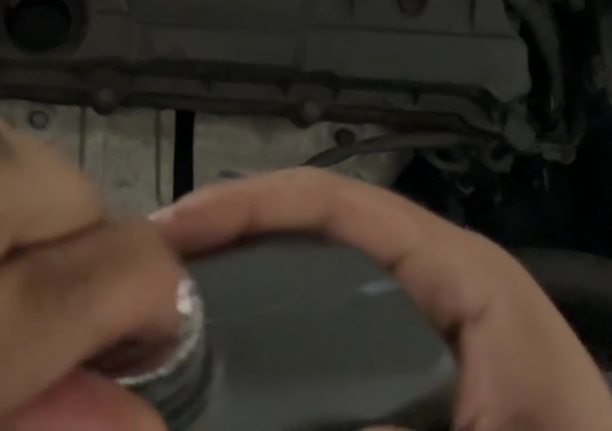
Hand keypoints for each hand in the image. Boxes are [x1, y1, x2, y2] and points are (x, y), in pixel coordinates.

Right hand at [153, 169, 611, 430]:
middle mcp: (429, 270)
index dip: (247, 202)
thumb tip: (310, 402)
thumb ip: (393, 424)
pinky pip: (316, 308)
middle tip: (150, 262)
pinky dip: (261, 303)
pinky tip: (218, 325)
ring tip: (165, 289)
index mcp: (461, 272)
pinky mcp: (398, 346)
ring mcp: (412, 307)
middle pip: (306, 221)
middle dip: (225, 229)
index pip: (336, 202)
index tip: (176, 229)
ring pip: (303, 262)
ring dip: (233, 265)